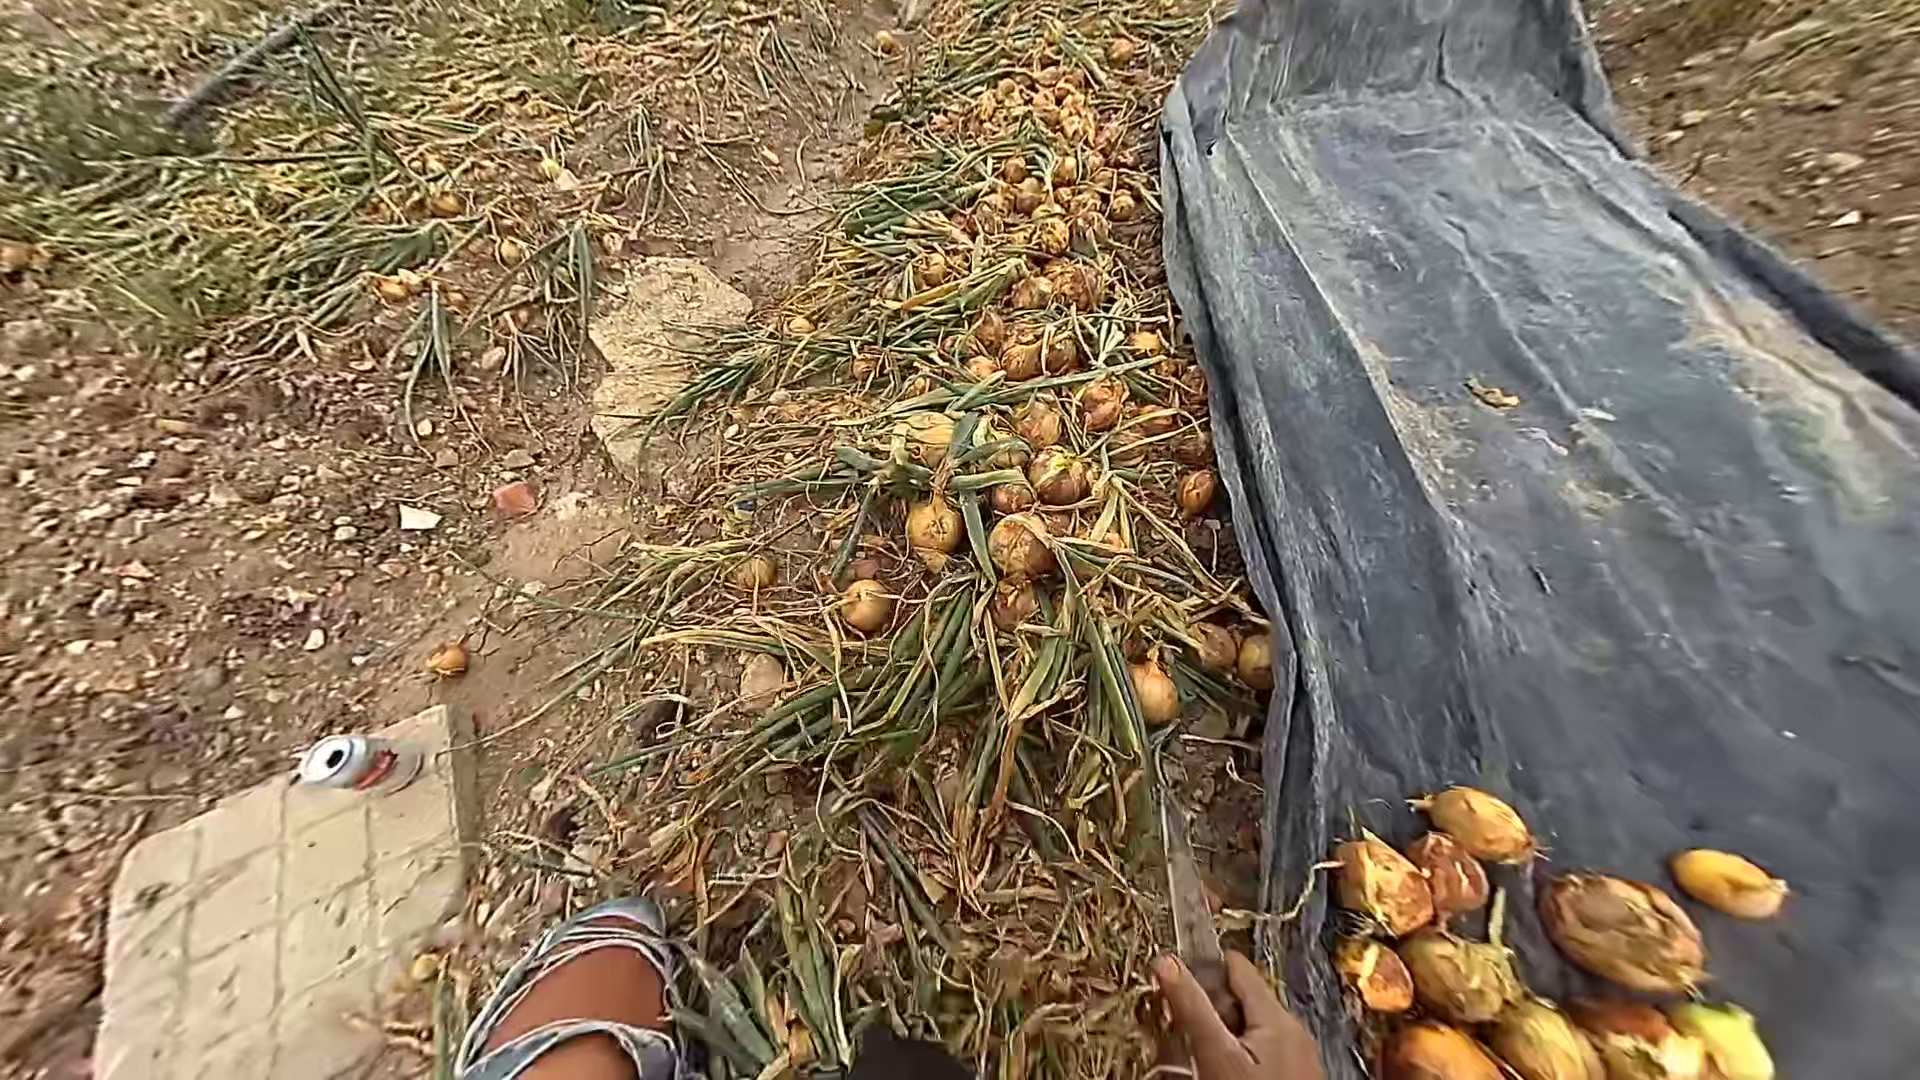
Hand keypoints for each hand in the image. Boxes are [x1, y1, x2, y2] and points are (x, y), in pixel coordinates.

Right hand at [1154, 952, 1324, 1079]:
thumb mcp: (1218, 1059)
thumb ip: (1191, 1006)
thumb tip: (1165, 960)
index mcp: (1279, 1019)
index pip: (1234, 966)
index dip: (1201, 969)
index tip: (1172, 983)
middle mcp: (1291, 1036)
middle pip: (1236, 1000)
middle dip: (1204, 1009)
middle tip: (1176, 1027)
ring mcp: (1294, 1066)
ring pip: (1242, 1032)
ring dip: (1213, 1038)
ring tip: (1191, 1059)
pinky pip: (1253, 1059)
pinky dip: (1229, 1062)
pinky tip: (1211, 1076)